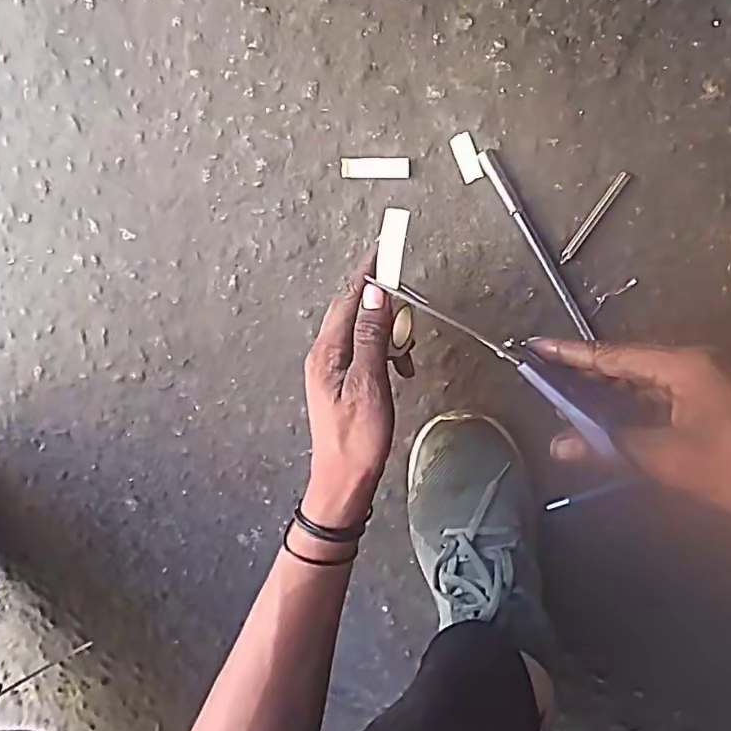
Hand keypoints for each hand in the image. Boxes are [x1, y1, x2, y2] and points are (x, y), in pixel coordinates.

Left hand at [301, 258, 397, 526]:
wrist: (345, 480)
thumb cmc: (356, 440)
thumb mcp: (369, 384)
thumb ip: (372, 337)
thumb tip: (377, 295)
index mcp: (327, 352)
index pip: (349, 298)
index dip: (368, 273)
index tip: (383, 250)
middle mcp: (325, 355)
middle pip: (355, 311)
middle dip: (383, 307)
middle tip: (405, 313)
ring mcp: (332, 367)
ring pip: (363, 331)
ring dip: (388, 335)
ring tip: (404, 354)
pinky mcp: (343, 379)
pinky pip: (366, 351)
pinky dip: (386, 353)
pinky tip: (399, 369)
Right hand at [529, 340, 730, 541]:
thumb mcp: (673, 461)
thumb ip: (612, 448)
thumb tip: (561, 444)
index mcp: (685, 366)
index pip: (614, 355)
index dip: (572, 354)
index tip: (538, 346)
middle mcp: (700, 363)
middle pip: (631, 365)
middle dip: (590, 377)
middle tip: (551, 383)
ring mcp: (716, 382)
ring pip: (651, 384)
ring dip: (617, 397)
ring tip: (577, 407)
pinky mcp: (727, 402)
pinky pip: (671, 398)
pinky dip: (643, 410)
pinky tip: (624, 427)